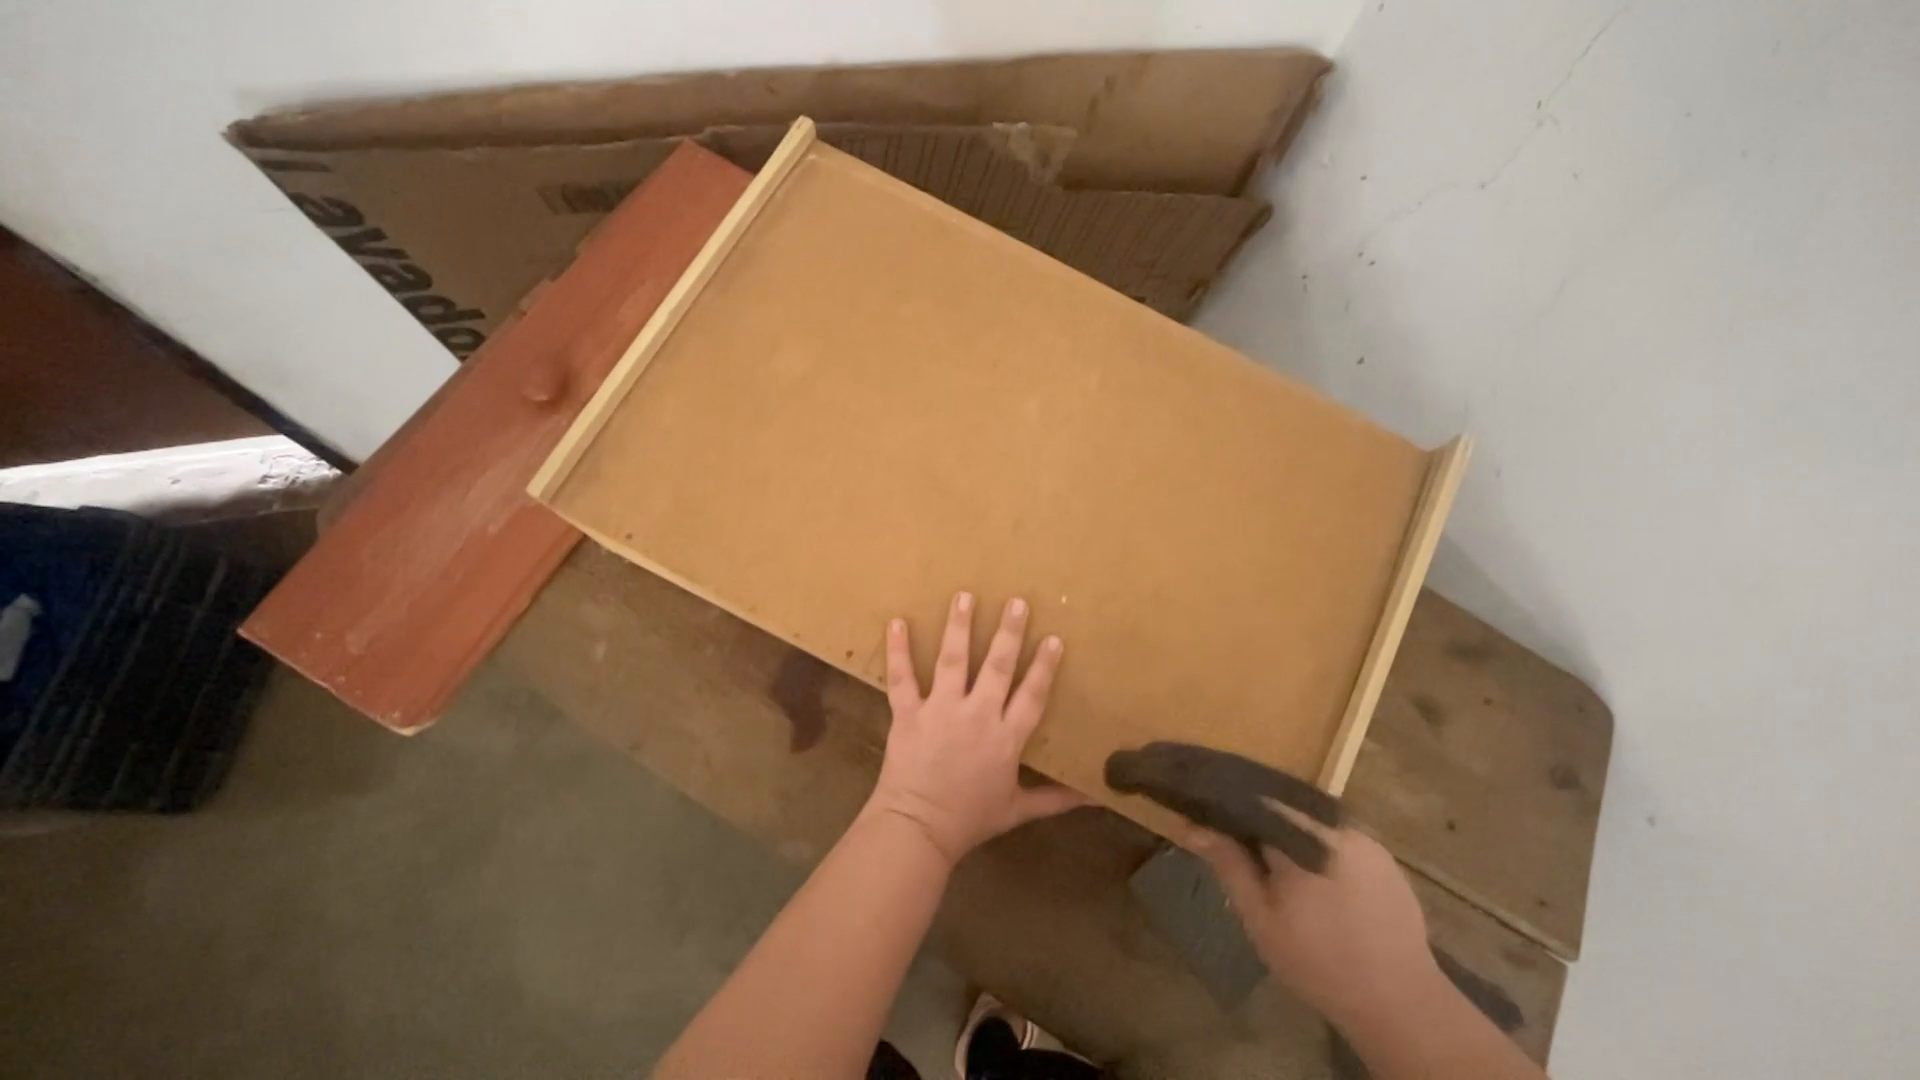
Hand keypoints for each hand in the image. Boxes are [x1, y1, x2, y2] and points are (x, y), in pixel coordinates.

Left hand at [865, 591, 1087, 865]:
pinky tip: (897, 622)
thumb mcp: (1018, 810)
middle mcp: (977, 715)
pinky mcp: (909, 713)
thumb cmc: (970, 820)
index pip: (1032, 695)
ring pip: (953, 660)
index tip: (1053, 638)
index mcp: (1006, 738)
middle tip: (1016, 602)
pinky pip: (902, 677)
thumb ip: (1056, 799)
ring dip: (959, 626)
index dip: (1044, 666)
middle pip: (998, 667)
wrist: (918, 829)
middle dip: (1009, 632)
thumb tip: (1095, 799)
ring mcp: (941, 711)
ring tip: (964, 596)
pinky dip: (898, 650)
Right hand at [1187, 807, 1442, 1028]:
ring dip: (1292, 834)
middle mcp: (1336, 828)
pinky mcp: (1385, 856)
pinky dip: (1320, 847)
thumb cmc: (1317, 962)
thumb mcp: (1261, 919)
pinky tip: (1315, 877)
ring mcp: (1365, 840)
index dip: (1230, 806)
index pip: (1255, 801)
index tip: (1209, 819)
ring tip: (1276, 864)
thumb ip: (1230, 866)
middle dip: (1261, 821)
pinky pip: (1340, 837)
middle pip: (1286, 807)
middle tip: (1241, 847)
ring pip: (1313, 821)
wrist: (1397, 999)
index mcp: (1302, 839)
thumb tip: (1193, 826)